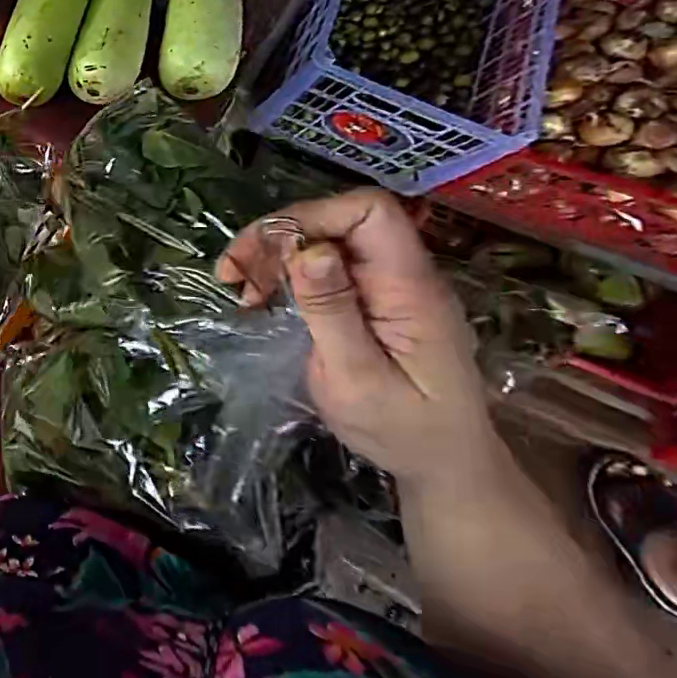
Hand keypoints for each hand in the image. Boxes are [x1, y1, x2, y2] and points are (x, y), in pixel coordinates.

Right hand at [215, 189, 501, 486]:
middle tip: (232, 274)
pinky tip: (260, 298)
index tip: (268, 255)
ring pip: (322, 239)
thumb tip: (309, 250)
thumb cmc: (402, 429)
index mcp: (409, 288)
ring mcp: (386, 286)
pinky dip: (282, 273)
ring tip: (241, 290)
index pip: (369, 212)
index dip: (312, 218)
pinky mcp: (370, 299)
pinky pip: (321, 265)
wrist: (443, 465)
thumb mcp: (356, 377)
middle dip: (276, 236)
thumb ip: (332, 311)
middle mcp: (401, 275)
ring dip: (272, 255)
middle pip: (337, 219)